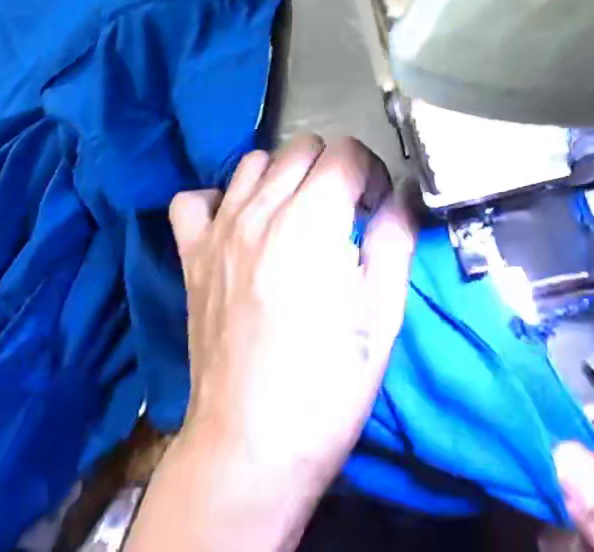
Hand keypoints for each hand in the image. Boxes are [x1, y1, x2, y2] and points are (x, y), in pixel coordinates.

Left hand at [125, 136, 416, 551]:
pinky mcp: (190, 255)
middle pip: (302, 147)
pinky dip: (219, 199)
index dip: (372, 174)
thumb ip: (396, 241)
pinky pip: (194, 199)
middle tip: (344, 214)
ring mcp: (219, 229)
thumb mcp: (383, 316)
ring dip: (283, 176)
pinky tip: (238, 223)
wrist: (251, 446)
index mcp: (312, 219)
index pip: (347, 152)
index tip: (376, 210)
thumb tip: (403, 198)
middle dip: (333, 169)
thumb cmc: (328, 385)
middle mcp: (261, 209)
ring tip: (296, 217)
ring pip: (253, 161)